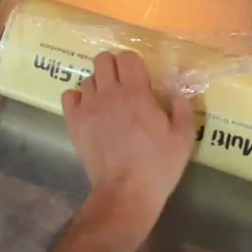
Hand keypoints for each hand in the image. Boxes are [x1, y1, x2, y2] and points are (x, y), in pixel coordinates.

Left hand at [61, 50, 196, 251]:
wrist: (126, 194)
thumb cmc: (158, 166)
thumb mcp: (183, 138)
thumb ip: (182, 107)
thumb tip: (177, 89)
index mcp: (136, 92)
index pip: (127, 57)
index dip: (134, 64)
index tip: (141, 80)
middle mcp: (109, 93)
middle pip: (103, 59)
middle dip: (114, 67)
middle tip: (123, 86)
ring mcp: (88, 107)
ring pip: (87, 78)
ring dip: (98, 85)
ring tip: (107, 103)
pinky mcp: (74, 122)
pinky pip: (69, 95)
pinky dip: (78, 98)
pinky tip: (89, 110)